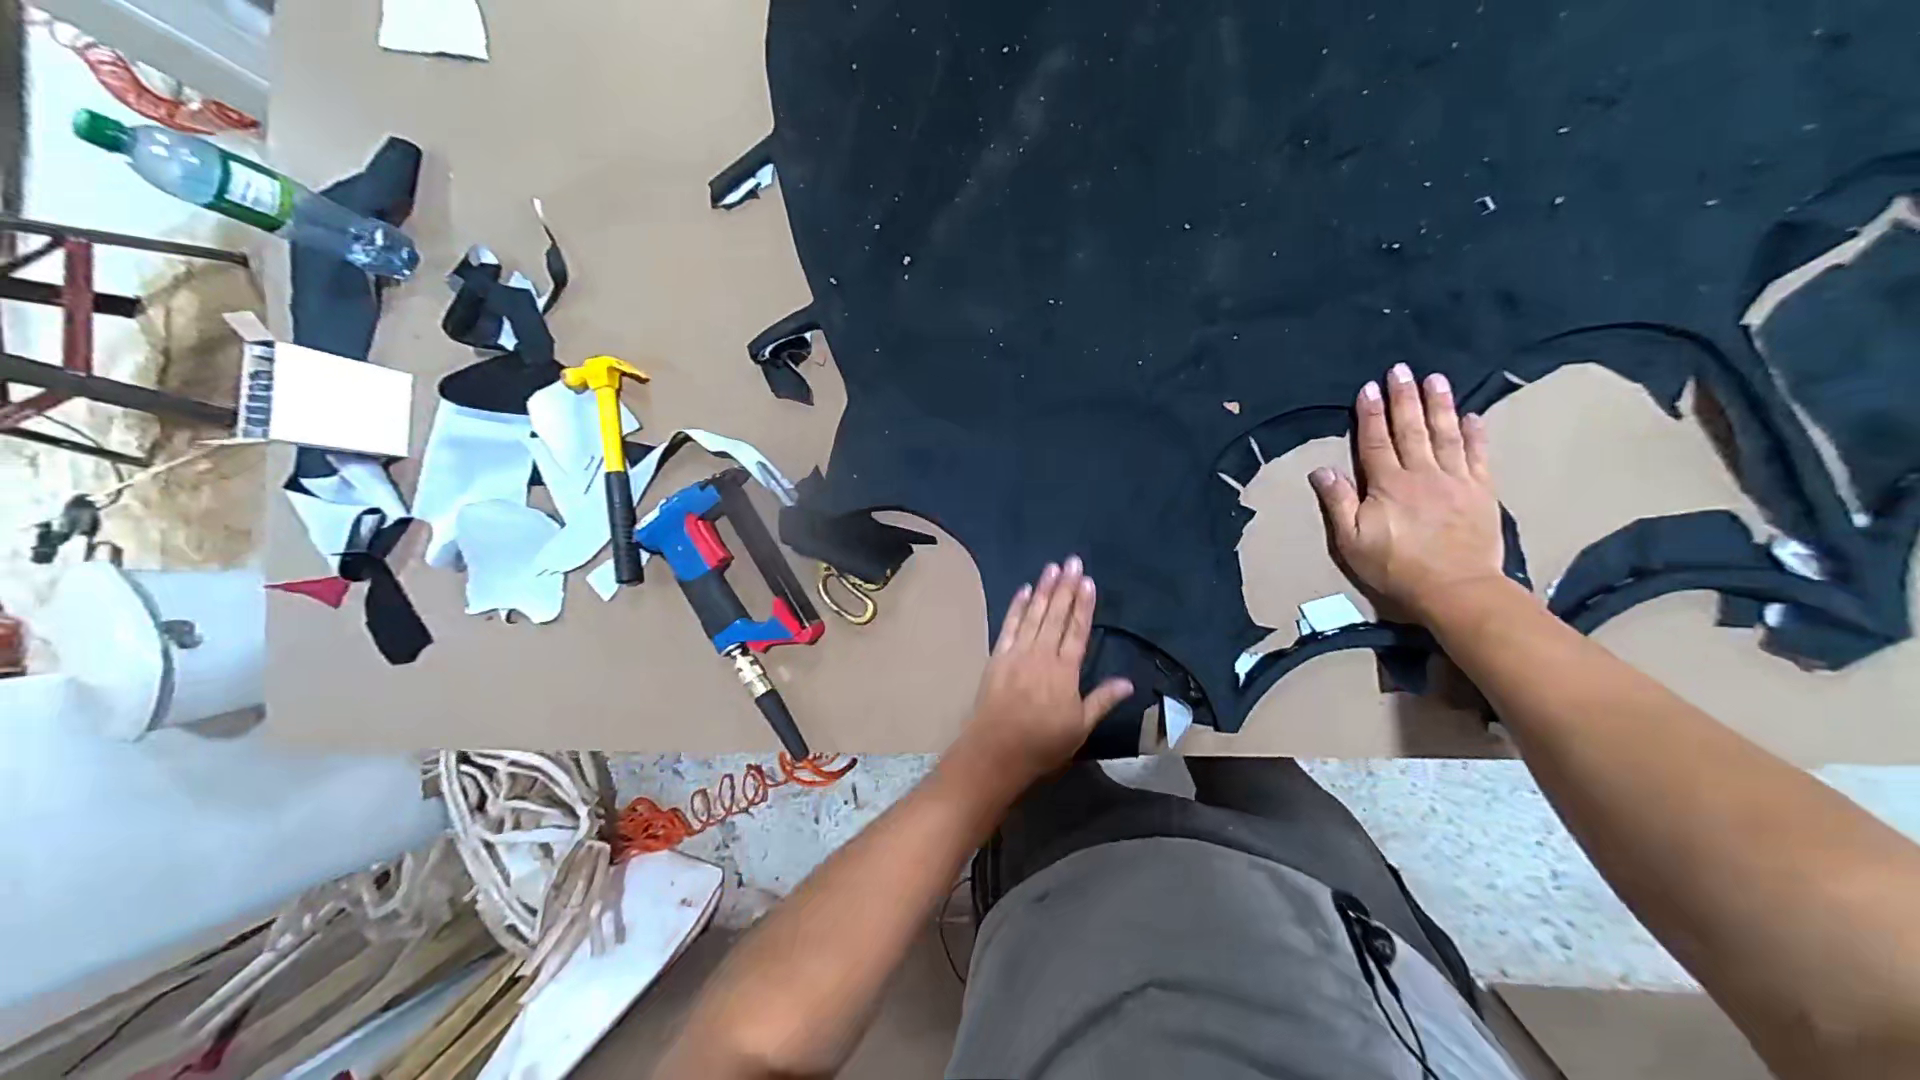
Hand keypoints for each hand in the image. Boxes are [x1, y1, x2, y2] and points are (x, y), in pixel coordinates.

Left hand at [951, 557, 1133, 787]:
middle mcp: (1042, 655)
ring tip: (1052, 567)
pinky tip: (1024, 590)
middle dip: (1066, 587)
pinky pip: (1009, 626)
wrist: (995, 751)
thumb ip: (1102, 700)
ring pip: (1034, 615)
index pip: (1078, 631)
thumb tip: (1128, 682)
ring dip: (1044, 590)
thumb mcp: (1080, 727)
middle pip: (1056, 615)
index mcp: (1065, 671)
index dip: (1084, 605)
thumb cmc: (1042, 743)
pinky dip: (1017, 607)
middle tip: (1072, 561)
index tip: (1089, 582)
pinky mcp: (997, 657)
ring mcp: (1017, 653)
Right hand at [1308, 363, 1511, 624]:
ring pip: (1446, 434)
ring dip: (1439, 405)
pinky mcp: (1481, 492)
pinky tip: (1472, 416)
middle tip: (1401, 369)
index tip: (1369, 388)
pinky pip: (1479, 455)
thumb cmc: (1395, 568)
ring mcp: (1456, 480)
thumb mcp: (1351, 541)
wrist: (1456, 589)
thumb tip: (1322, 470)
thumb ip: (1338, 503)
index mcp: (1388, 485)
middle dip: (1404, 398)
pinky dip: (1475, 434)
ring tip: (1435, 379)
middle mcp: (1422, 474)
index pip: (1375, 442)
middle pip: (1411, 429)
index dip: (1371, 414)